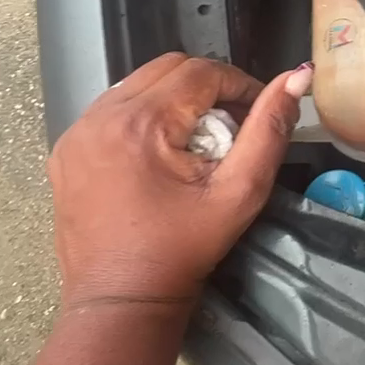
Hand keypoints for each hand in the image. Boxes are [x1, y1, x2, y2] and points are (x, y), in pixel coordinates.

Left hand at [46, 53, 310, 307]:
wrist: (122, 296)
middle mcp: (101, 116)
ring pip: (140, 82)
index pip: (203, 71)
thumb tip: (298, 76)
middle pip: (169, 67)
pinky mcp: (66, 149)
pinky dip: (147, 113)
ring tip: (199, 138)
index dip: (240, 85)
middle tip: (232, 125)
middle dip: (210, 86)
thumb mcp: (242, 188)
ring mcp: (77, 132)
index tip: (258, 115)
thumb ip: (271, 127)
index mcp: (142, 123)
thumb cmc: (186, 244)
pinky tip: (163, 150)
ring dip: (178, 97)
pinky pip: (114, 106)